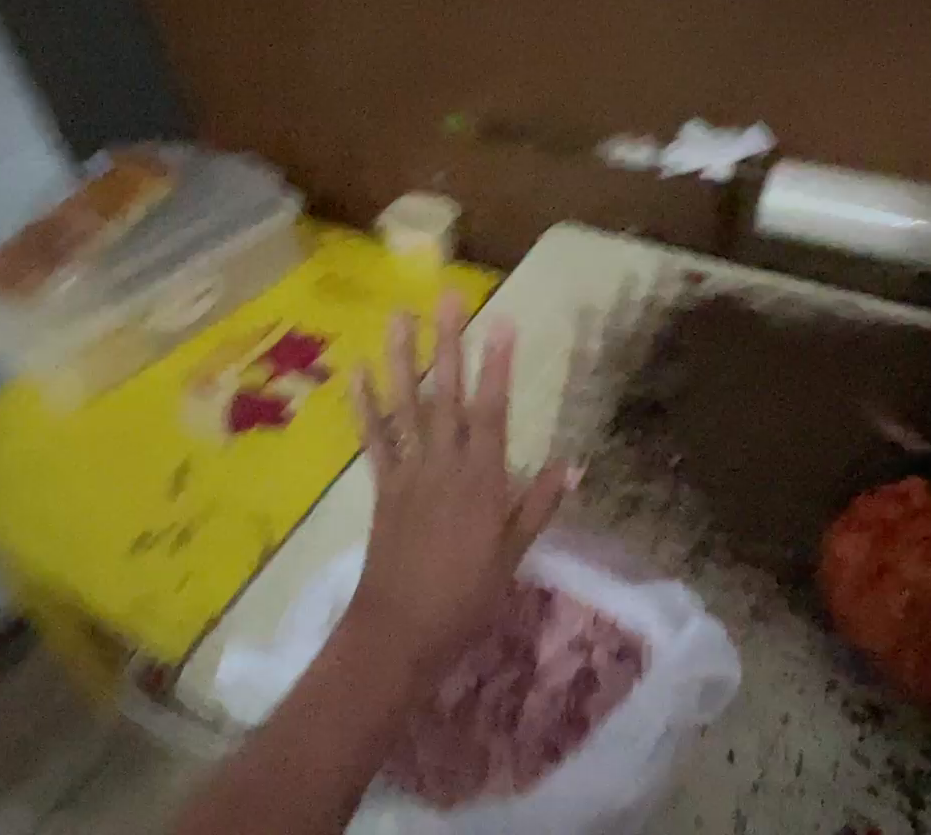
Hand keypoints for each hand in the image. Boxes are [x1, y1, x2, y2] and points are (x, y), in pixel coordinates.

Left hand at [346, 291, 580, 677]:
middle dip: (449, 343)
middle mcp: (444, 464)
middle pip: (446, 394)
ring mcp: (408, 472)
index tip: (502, 322)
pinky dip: (363, 407)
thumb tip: (574, 464)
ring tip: (398, 316)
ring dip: (400, 360)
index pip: (493, 411)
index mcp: (482, 479)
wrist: (402, 631)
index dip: (497, 365)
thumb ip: (539, 504)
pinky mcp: (381, 486)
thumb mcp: (514, 554)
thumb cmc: (467, 597)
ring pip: (405, 407)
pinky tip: (355, 374)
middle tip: (449, 298)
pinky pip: (372, 441)